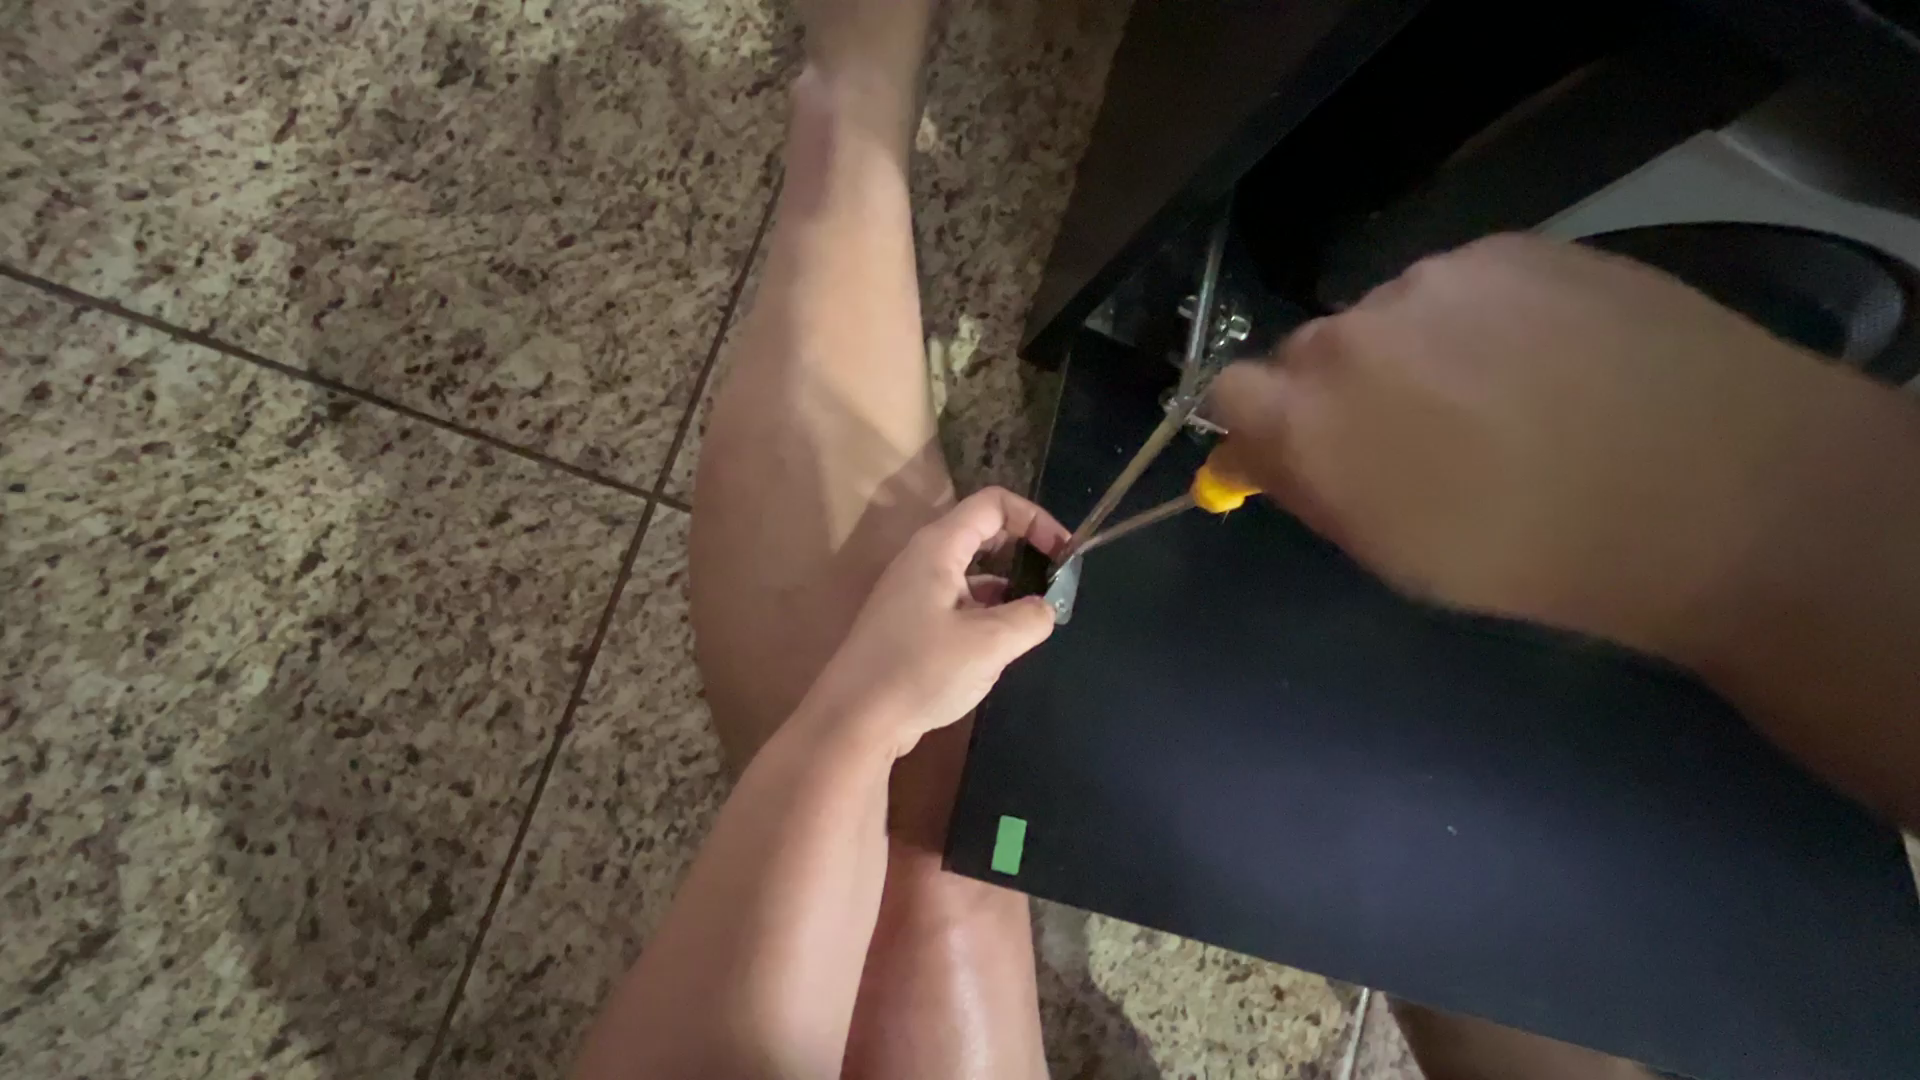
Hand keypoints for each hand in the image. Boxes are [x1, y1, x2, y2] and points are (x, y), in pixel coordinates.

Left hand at [799, 487, 1068, 757]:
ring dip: (1009, 588)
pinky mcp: (911, 625)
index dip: (1036, 519)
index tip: (1065, 554)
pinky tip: (1004, 644)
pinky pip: (960, 603)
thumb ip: (1030, 618)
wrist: (854, 719)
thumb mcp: (989, 644)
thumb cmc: (920, 670)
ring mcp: (914, 593)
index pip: (994, 504)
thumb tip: (1046, 608)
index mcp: (939, 548)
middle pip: (984, 533)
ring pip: (973, 573)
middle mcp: (924, 560)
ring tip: (1038, 620)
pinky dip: (987, 613)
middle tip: (1057, 583)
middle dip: (1026, 551)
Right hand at [1210, 234, 1894, 662]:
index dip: (1255, 419)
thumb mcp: (1384, 549)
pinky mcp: (1504, 249)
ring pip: (1381, 317)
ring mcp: (1425, 285)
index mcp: (1303, 421)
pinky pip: (1453, 285)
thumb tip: (1252, 455)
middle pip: (1302, 352)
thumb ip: (1303, 487)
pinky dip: (1471, 318)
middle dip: (1333, 388)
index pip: (1225, 394)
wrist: (1713, 491)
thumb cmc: (1521, 555)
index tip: (1290, 443)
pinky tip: (1536, 354)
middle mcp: (1344, 340)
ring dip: (1405, 351)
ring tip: (1490, 390)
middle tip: (1406, 427)